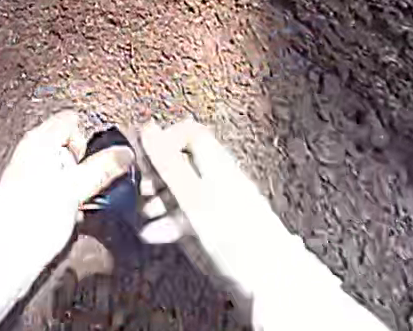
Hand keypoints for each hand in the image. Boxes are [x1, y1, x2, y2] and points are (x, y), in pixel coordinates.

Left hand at [0, 111, 134, 275]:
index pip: (72, 120)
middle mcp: (30, 149)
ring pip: (61, 167)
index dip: (86, 142)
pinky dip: (61, 195)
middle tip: (80, 188)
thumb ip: (102, 168)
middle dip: (80, 165)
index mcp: (40, 140)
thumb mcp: (76, 190)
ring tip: (70, 205)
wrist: (4, 259)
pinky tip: (60, 216)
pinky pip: (51, 184)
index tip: (89, 166)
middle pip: (67, 143)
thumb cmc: (33, 221)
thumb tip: (125, 153)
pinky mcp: (24, 192)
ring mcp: (25, 170)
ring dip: (72, 183)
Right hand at [138, 120, 310, 307]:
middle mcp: (218, 176)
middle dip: (157, 174)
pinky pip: (189, 215)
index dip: (164, 140)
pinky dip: (170, 222)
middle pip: (183, 160)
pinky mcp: (219, 227)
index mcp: (215, 162)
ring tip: (144, 215)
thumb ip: (169, 163)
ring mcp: (219, 201)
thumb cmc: (234, 237)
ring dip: (160, 199)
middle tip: (141, 190)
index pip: (188, 132)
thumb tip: (148, 128)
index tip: (145, 158)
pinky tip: (155, 235)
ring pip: (183, 189)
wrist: (271, 283)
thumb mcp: (193, 197)